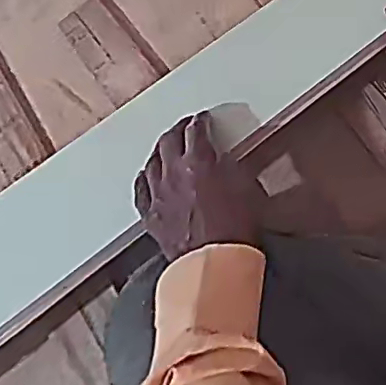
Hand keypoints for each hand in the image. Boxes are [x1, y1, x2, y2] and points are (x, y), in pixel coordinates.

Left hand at [133, 111, 264, 259]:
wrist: (215, 265)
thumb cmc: (235, 231)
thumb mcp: (244, 187)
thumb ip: (228, 166)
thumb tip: (219, 160)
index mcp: (198, 161)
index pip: (195, 131)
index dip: (199, 122)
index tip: (202, 119)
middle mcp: (174, 173)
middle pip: (169, 140)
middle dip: (177, 129)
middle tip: (183, 127)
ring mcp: (159, 194)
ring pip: (152, 162)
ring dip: (160, 151)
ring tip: (165, 147)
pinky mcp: (151, 216)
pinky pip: (141, 190)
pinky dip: (145, 179)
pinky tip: (147, 176)